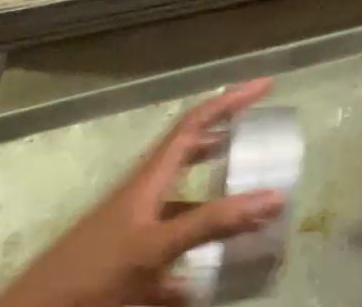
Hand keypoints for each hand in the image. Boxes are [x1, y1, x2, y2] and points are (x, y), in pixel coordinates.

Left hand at [0, 80, 285, 306]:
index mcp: (148, 181)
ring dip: (216, 201)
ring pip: (184, 202)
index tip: (265, 85)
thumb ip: (212, 224)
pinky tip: (213, 276)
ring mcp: (132, 229)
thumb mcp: (153, 247)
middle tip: (262, 139)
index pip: (193, 125)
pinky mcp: (126, 260)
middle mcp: (142, 197)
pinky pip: (172, 246)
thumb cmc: (86, 274)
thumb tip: (275, 196)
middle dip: (227, 142)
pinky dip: (197, 254)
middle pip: (190, 155)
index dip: (228, 101)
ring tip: (250, 206)